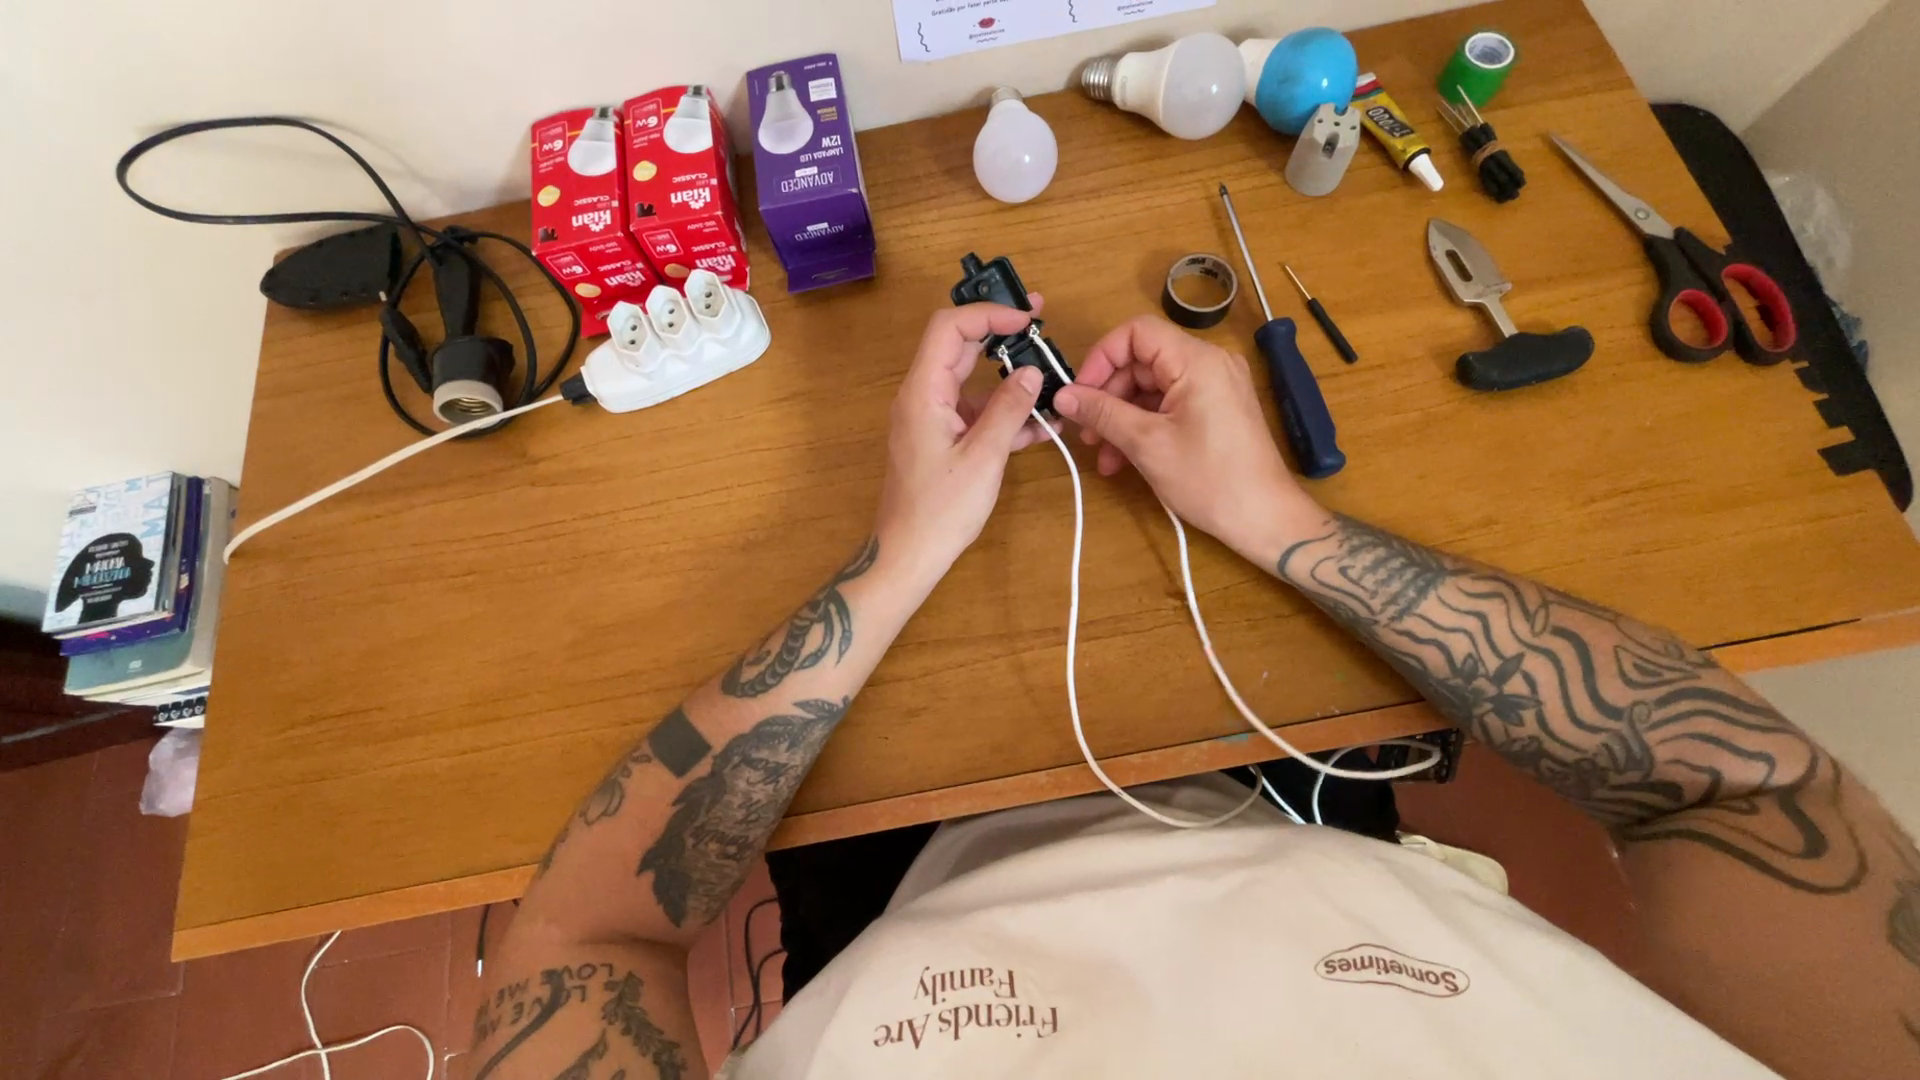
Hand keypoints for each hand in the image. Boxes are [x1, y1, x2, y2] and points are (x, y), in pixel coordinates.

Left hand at [875, 300, 1058, 582]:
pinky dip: (1001, 412)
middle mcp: (921, 396)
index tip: (1027, 317)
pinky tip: (1038, 425)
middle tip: (1039, 323)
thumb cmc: (941, 509)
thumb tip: (1033, 372)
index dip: (988, 313)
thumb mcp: (984, 457)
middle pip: (959, 347)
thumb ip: (1009, 410)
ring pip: (970, 381)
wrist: (909, 554)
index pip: (950, 328)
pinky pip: (972, 412)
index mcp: (923, 392)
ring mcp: (930, 418)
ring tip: (1050, 383)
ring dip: (1008, 380)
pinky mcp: (940, 438)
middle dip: (999, 333)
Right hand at [1052, 316, 1323, 559]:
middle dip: (1108, 395)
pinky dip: (1143, 426)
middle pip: (1142, 362)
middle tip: (1085, 431)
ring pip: (1151, 388)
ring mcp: (1213, 388)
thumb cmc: (1209, 479)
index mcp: (1196, 361)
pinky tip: (1123, 459)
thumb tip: (1063, 396)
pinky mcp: (1214, 411)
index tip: (1080, 393)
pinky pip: (1168, 406)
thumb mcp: (1147, 444)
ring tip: (1102, 454)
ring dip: (1121, 417)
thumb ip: (1102, 414)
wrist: (1264, 518)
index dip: (1101, 357)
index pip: (1137, 332)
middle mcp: (1208, 364)